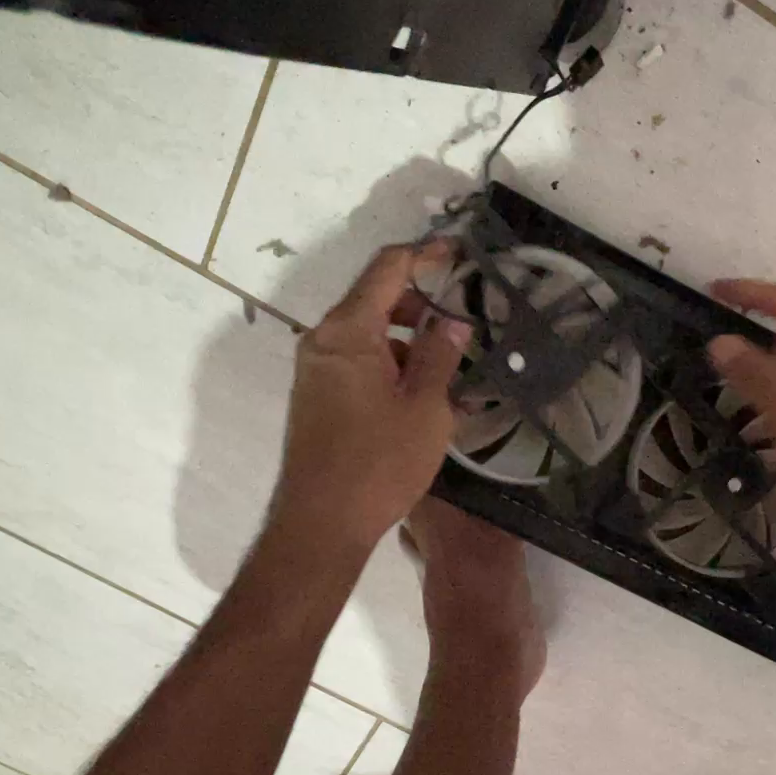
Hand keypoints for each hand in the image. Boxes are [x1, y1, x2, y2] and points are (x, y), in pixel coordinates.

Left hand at [272, 244, 472, 550]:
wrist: (321, 522)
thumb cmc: (378, 463)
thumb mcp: (424, 407)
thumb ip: (440, 355)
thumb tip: (452, 320)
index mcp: (348, 331)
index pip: (387, 269)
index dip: (424, 254)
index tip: (457, 252)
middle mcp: (322, 340)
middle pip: (374, 300)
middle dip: (419, 305)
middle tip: (460, 327)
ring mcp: (314, 370)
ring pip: (367, 335)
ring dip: (406, 341)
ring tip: (448, 372)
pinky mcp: (316, 397)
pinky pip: (356, 362)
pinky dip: (388, 365)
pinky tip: (419, 398)